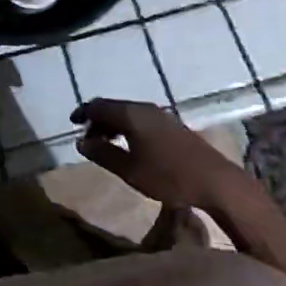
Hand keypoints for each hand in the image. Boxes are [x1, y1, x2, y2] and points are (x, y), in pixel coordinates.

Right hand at [71, 98, 253, 209]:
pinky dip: (126, 128)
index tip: (72, 124)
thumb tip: (81, 141)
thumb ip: (103, 153)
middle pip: (113, 107)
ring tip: (105, 145)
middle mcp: (145, 108)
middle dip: (97, 120)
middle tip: (87, 140)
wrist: (212, 180)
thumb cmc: (167, 176)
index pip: (100, 105)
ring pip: (127, 113)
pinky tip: (128, 146)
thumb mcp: (129, 169)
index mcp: (132, 114)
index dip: (83, 112)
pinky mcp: (170, 125)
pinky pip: (140, 119)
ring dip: (112, 125)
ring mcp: (160, 115)